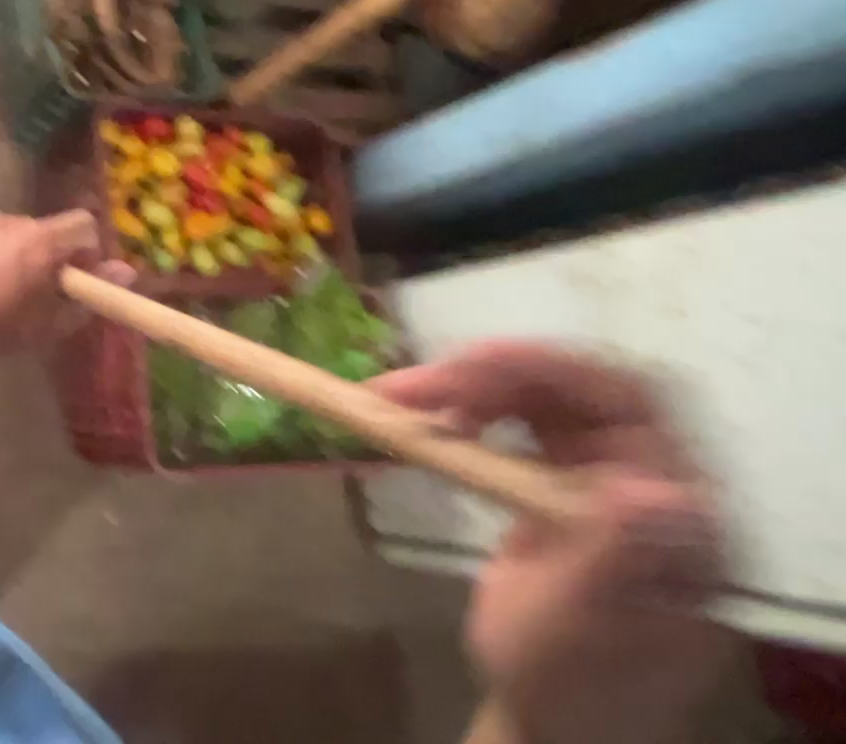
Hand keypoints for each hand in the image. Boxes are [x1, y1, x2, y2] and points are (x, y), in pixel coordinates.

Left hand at [0, 210, 123, 346]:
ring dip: (38, 250)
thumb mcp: (56, 317)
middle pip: (57, 227)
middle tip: (52, 287)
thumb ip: (92, 290)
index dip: (88, 251)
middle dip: (63, 251)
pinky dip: (15, 248)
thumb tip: (127, 272)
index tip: (79, 278)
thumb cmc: (6, 328)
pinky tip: (2, 276)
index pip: (84, 224)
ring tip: (24, 285)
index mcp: (42, 239)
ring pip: (32, 230)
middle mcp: (18, 223)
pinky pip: (8, 233)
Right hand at [377, 342, 736, 743]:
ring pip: (535, 394)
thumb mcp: (585, 627)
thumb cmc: (568, 677)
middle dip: (486, 374)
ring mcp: (598, 474)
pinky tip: (422, 421)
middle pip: (573, 387)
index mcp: (675, 509)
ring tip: (396, 399)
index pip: (632, 402)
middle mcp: (644, 476)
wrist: (555, 706)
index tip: (467, 364)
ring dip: (463, 385)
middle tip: (405, 388)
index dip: (554, 368)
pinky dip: (459, 407)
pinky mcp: (555, 476)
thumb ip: (616, 559)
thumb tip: (646, 487)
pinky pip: (511, 417)